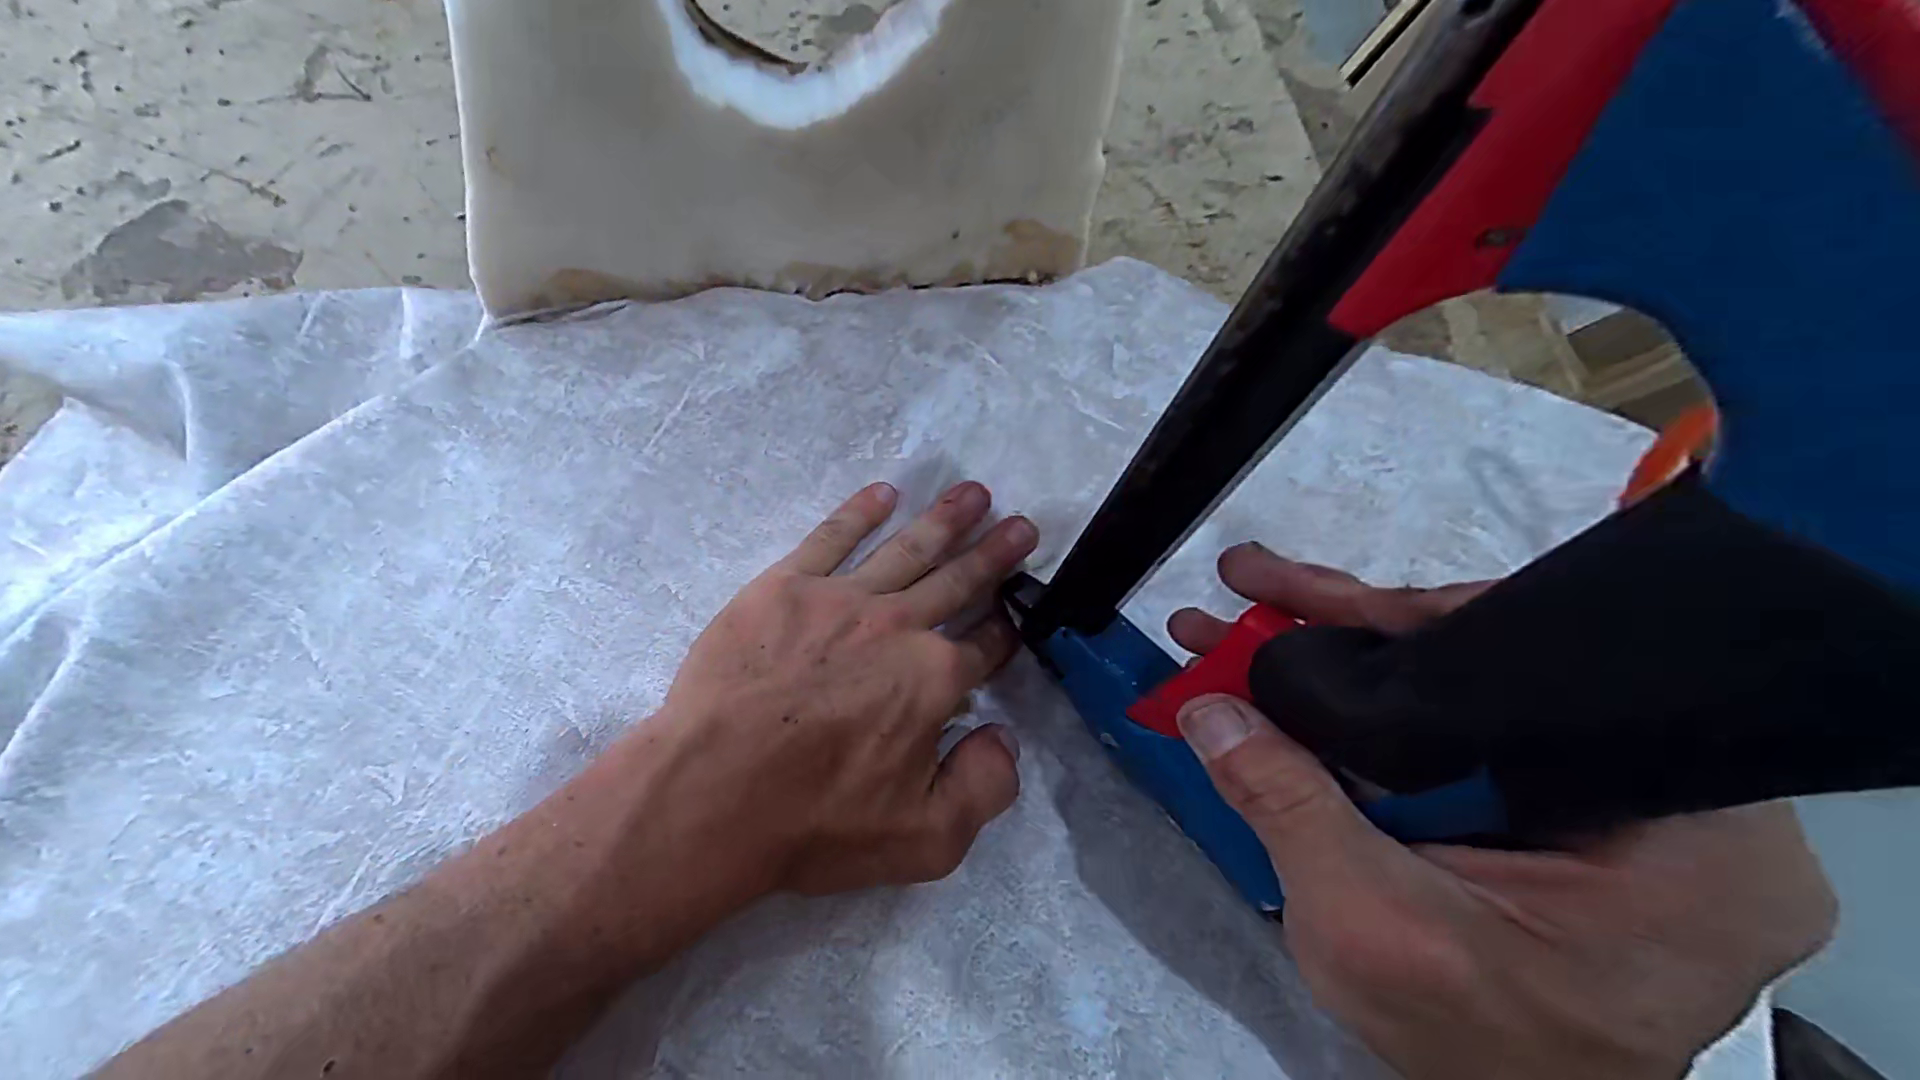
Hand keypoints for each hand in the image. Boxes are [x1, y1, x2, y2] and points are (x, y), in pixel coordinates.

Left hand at [657, 480, 1036, 895]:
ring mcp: (842, 599)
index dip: (1006, 630)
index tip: (1019, 611)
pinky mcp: (786, 586)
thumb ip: (985, 787)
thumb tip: (1004, 737)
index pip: (985, 646)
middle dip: (995, 553)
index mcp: (934, 679)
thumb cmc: (816, 821)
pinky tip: (884, 492)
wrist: (709, 793)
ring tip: (974, 492)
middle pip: (959, 582)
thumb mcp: (926, 840)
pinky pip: (832, 536)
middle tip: (1022, 524)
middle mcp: (899, 626)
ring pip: (908, 548)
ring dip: (946, 518)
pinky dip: (861, 511)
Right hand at [1168, 544, 1835, 1079]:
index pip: (1525, 670)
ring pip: (1438, 688)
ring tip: (1234, 620)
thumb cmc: (1473, 1047)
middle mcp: (1642, 786)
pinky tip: (1275, 680)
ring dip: (1327, 653)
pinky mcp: (1517, 798)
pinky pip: (1426, 724)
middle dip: (1337, 621)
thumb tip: (1204, 709)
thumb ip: (1288, 807)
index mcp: (1674, 822)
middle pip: (1471, 664)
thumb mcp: (1370, 928)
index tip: (1299, 591)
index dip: (1400, 620)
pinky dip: (1343, 700)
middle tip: (1245, 580)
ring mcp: (1575, 788)